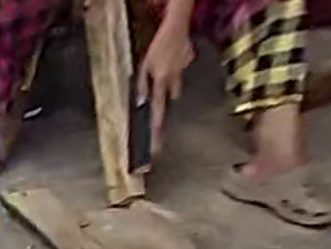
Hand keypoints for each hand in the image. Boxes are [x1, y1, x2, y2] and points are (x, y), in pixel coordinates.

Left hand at [136, 20, 193, 156]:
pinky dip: (177, 67)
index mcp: (161, 80)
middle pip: (171, 99)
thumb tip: (141, 103)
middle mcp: (173, 78)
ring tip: (167, 70)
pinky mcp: (189, 63)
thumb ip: (142, 86)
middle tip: (162, 91)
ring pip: (177, 86)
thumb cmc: (158, 45)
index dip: (156, 126)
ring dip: (171, 84)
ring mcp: (183, 71)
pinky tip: (174, 57)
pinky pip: (182, 70)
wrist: (177, 24)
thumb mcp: (144, 66)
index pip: (158, 108)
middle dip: (166, 100)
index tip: (156, 142)